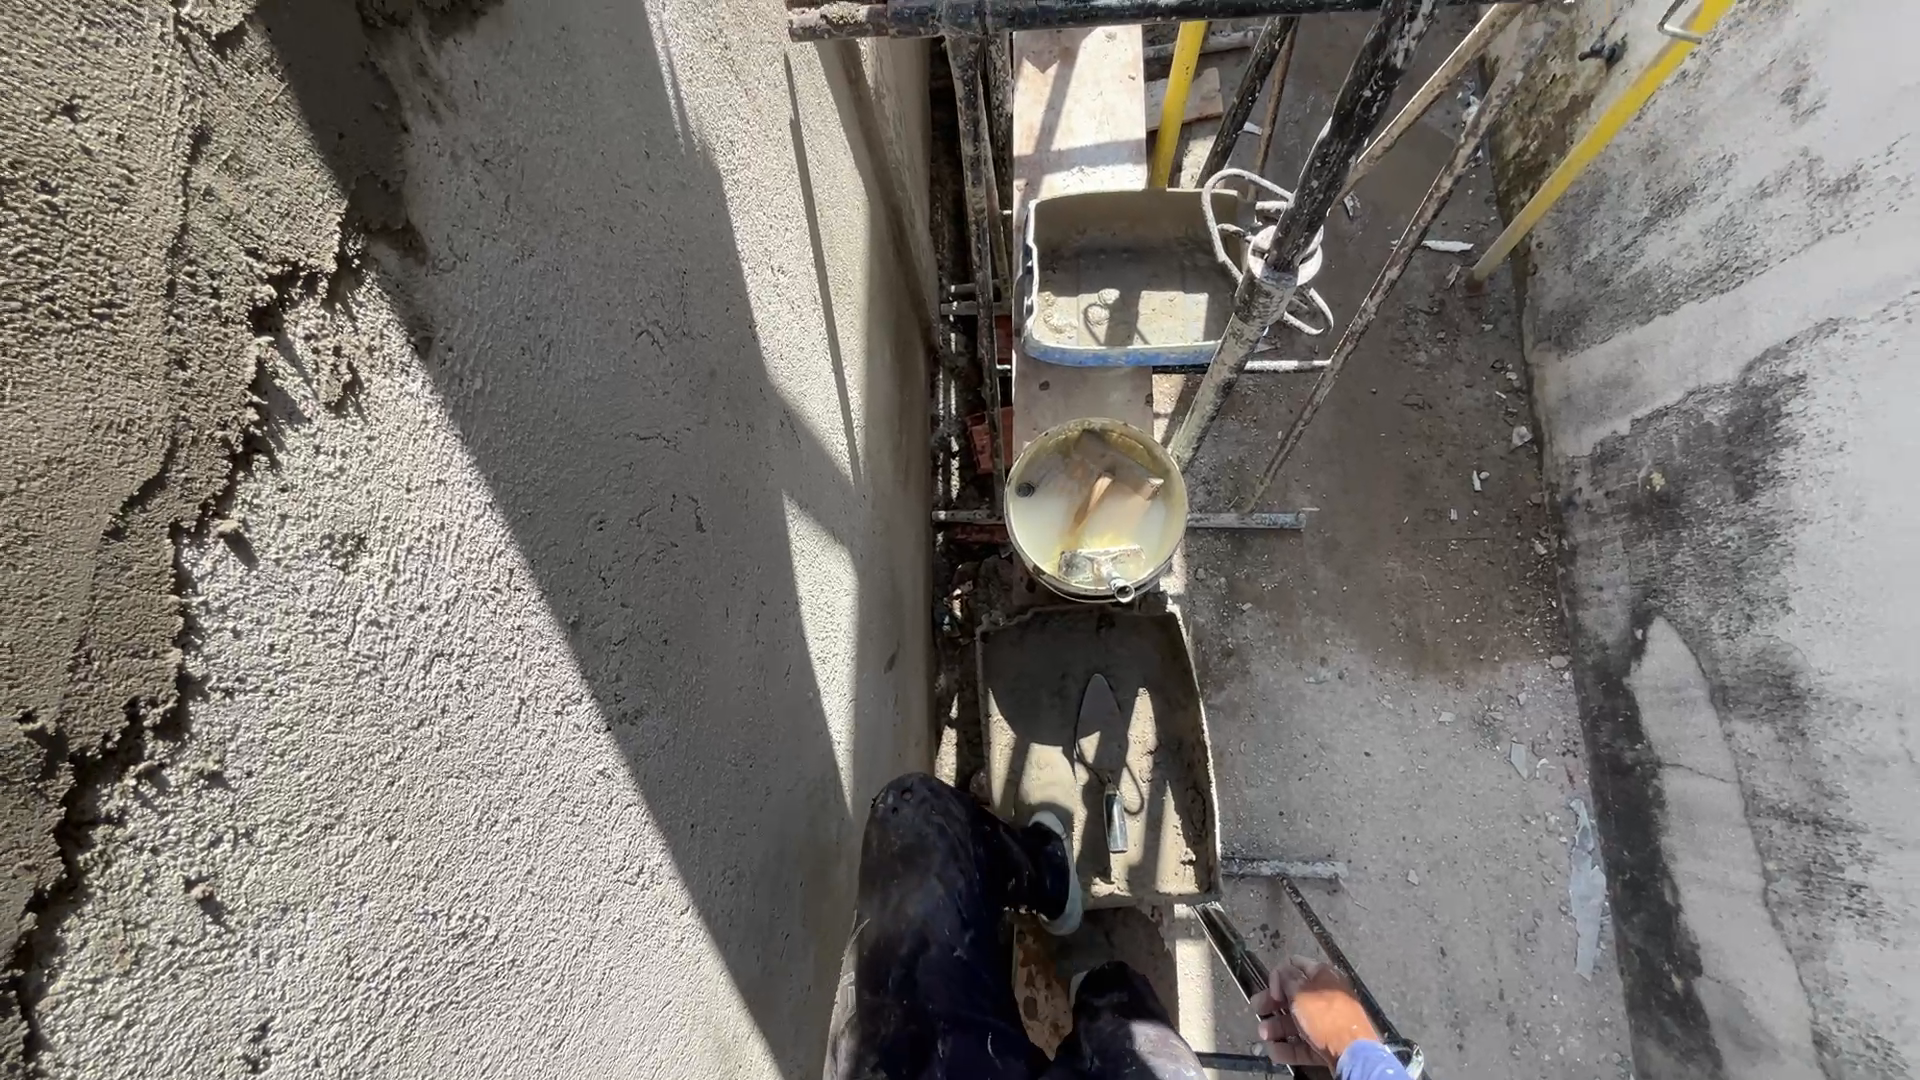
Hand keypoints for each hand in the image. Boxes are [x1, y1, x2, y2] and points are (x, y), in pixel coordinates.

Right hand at [1250, 955, 1380, 1066]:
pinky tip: (1274, 1050)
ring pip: (1296, 1020)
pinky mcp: (1329, 1044)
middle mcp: (1326, 995)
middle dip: (1272, 1004)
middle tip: (1257, 1009)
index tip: (1271, 989)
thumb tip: (1281, 969)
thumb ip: (1285, 977)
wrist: (1354, 1057)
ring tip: (1263, 1034)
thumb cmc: (1324, 1017)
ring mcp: (1328, 1022)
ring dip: (1277, 1027)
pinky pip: (1304, 1042)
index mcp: (1322, 976)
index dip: (1279, 975)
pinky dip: (1288, 1046)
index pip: (1295, 965)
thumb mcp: (1300, 992)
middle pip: (1292, 996)